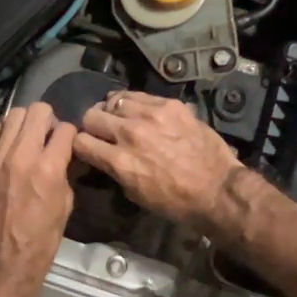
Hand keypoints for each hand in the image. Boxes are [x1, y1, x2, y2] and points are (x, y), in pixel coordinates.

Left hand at [0, 103, 76, 296]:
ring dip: (26, 123)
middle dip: (49, 119)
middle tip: (48, 135)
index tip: (68, 143)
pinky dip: (4, 133)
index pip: (65, 129)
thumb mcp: (65, 206)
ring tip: (28, 138)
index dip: (70, 134)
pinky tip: (9, 146)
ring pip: (13, 115)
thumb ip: (65, 172)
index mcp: (48, 169)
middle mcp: (21, 156)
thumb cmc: (40, 242)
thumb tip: (67, 153)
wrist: (0, 265)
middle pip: (38, 111)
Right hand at [73, 91, 245, 232]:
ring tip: (123, 119)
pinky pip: (139, 95)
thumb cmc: (176, 202)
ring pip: (113, 100)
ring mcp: (150, 114)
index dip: (80, 145)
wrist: (217, 189)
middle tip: (103, 132)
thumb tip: (104, 156)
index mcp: (119, 160)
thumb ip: (114, 170)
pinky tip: (143, 113)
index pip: (79, 141)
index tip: (88, 148)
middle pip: (91, 115)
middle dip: (92, 125)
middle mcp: (129, 132)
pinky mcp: (169, 104)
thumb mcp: (136, 194)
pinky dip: (135, 104)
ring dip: (114, 111)